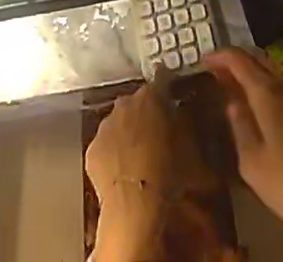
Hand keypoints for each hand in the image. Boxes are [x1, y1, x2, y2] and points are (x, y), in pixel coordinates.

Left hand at [86, 84, 173, 261]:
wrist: (135, 202)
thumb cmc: (169, 171)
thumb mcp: (190, 145)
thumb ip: (184, 122)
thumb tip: (181, 115)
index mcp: (150, 96)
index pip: (161, 80)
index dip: (167, 89)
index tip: (172, 96)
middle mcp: (124, 104)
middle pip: (136, 103)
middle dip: (145, 114)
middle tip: (157, 134)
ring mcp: (105, 126)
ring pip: (118, 123)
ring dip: (127, 133)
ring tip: (139, 156)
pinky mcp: (92, 149)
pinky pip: (105, 146)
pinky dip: (113, 153)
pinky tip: (123, 172)